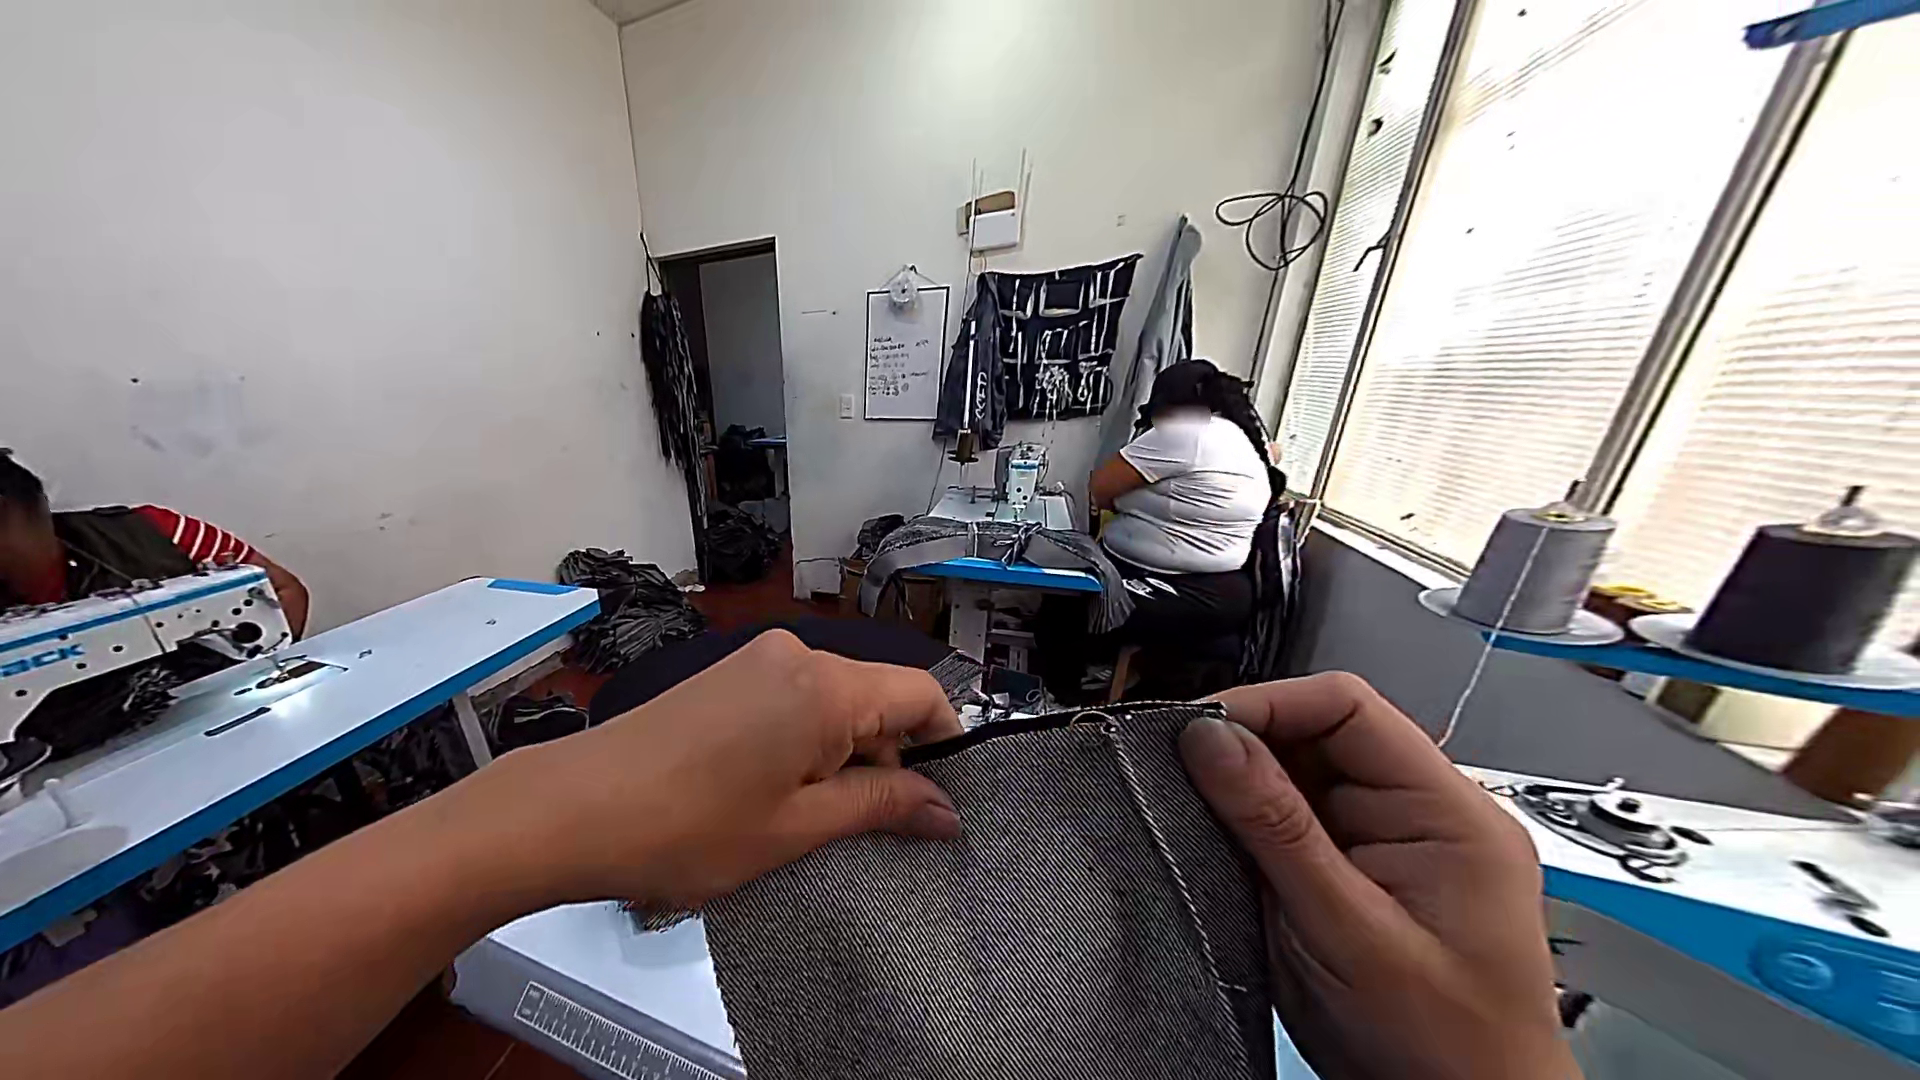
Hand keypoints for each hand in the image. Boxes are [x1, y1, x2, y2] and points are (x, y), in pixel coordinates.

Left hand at [451, 629, 964, 912]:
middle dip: (890, 752)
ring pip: (840, 696)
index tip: (944, 794)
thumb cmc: (689, 827)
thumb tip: (949, 812)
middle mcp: (801, 652)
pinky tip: (782, 779)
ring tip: (819, 809)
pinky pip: (801, 693)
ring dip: (848, 747)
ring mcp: (764, 656)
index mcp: (826, 685)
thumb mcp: (798, 827)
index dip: (944, 740)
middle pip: (879, 695)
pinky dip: (812, 733)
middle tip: (874, 820)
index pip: (921, 692)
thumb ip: (883, 806)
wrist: (569, 807)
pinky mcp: (737, 668)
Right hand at [1179, 673, 1575, 1079]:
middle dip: (1246, 744)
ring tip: (1206, 807)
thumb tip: (1210, 738)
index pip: (1346, 706)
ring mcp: (1384, 827)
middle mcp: (1421, 806)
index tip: (1202, 728)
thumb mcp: (1344, 932)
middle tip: (1190, 767)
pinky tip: (1227, 832)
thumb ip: (1274, 826)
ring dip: (1243, 779)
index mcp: (1448, 811)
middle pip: (1315, 728)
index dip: (1267, 704)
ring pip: (1294, 762)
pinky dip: (1247, 809)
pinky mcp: (1351, 849)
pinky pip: (1286, 800)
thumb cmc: (1442, 1050)